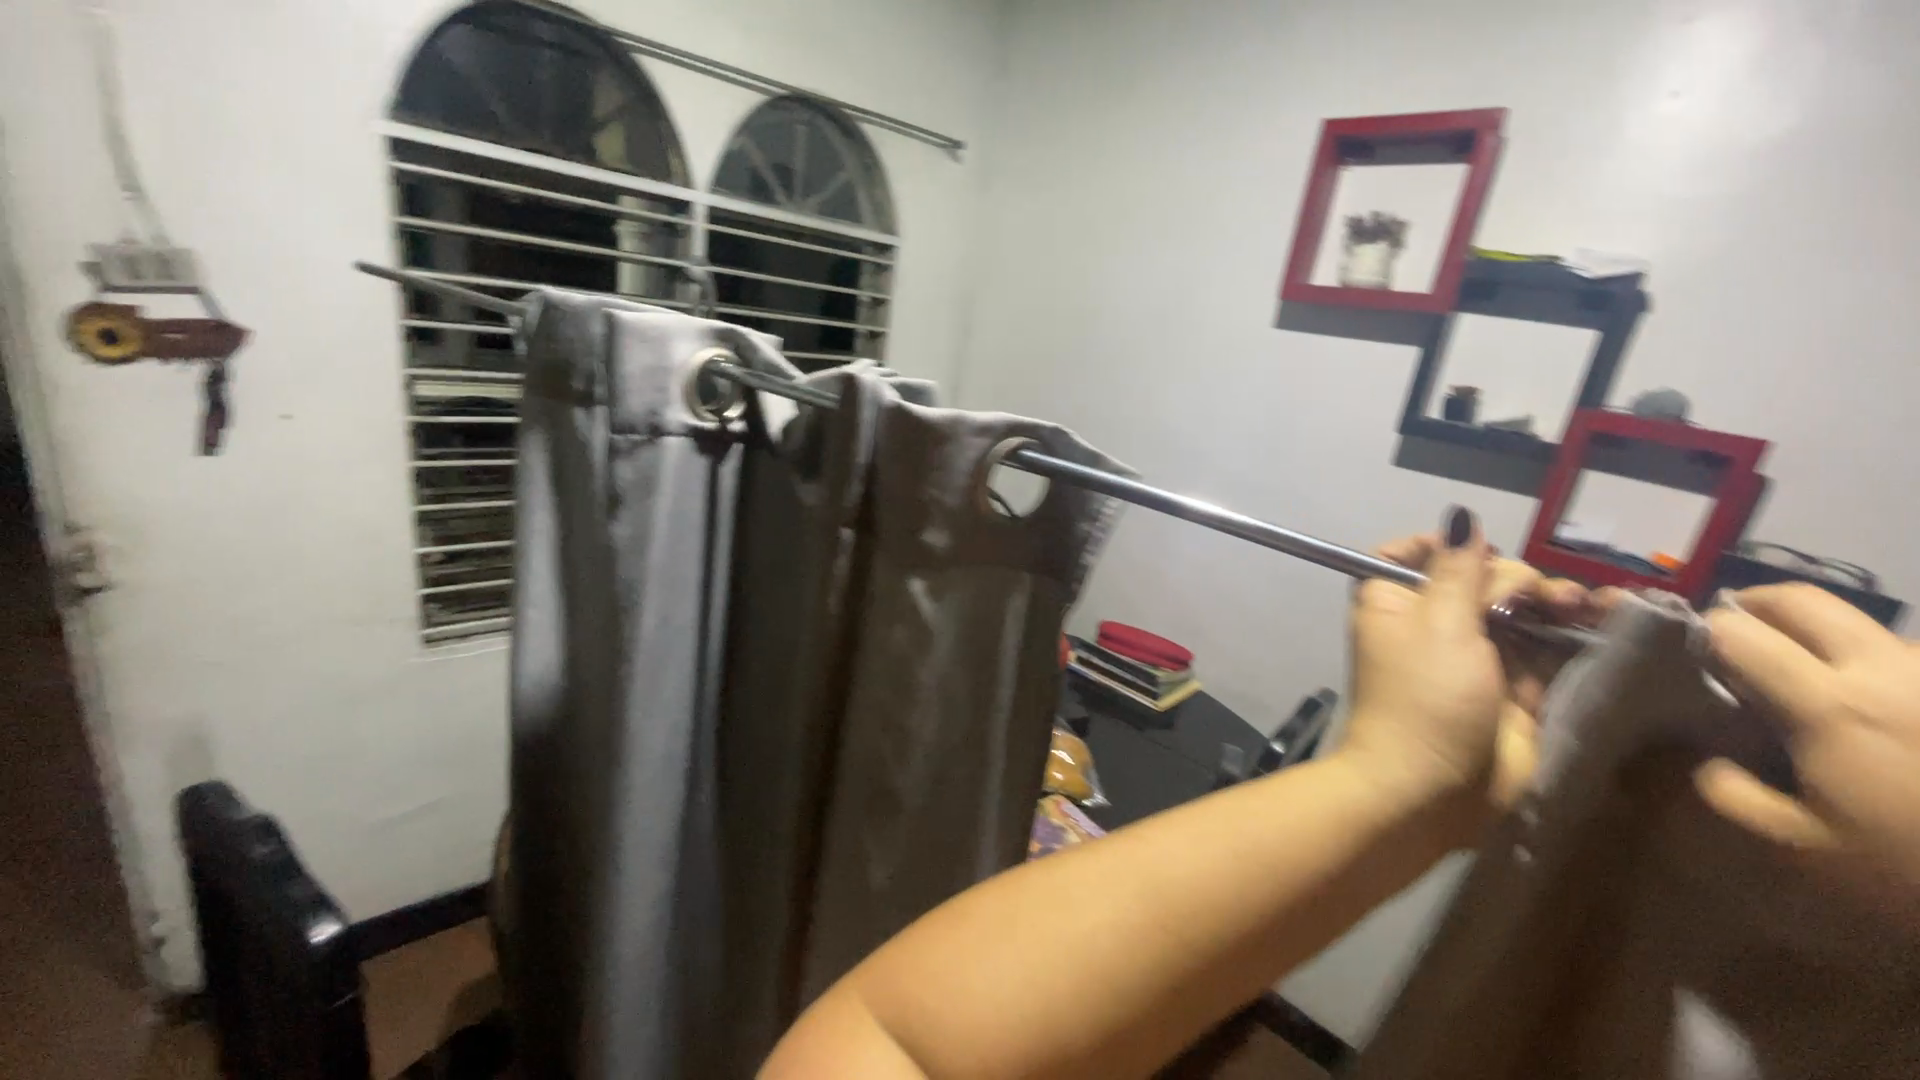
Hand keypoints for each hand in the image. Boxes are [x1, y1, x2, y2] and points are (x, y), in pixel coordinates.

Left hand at [1338, 509, 1594, 842]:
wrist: (1431, 791)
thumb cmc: (1424, 698)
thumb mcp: (1439, 624)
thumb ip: (1458, 572)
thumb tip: (1458, 519)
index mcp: (1393, 604)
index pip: (1408, 556)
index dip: (1444, 547)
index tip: (1482, 551)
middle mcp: (1430, 626)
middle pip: (1477, 581)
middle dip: (1516, 576)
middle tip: (1547, 593)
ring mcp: (1473, 659)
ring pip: (1516, 613)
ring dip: (1551, 601)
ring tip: (1582, 604)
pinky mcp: (1511, 690)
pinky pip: (1543, 650)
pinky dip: (1571, 635)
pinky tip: (1604, 619)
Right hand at [1701, 584, 1919, 903]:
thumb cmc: (1908, 865)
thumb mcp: (1799, 847)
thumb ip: (1732, 794)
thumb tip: (1712, 762)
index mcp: (1832, 705)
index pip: (1740, 632)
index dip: (1702, 636)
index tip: (1684, 658)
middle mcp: (1887, 672)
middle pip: (1803, 601)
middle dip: (1751, 606)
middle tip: (1727, 637)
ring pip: (1856, 624)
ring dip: (1811, 637)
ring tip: (1795, 678)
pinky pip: (1898, 655)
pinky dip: (1859, 664)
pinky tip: (1860, 707)